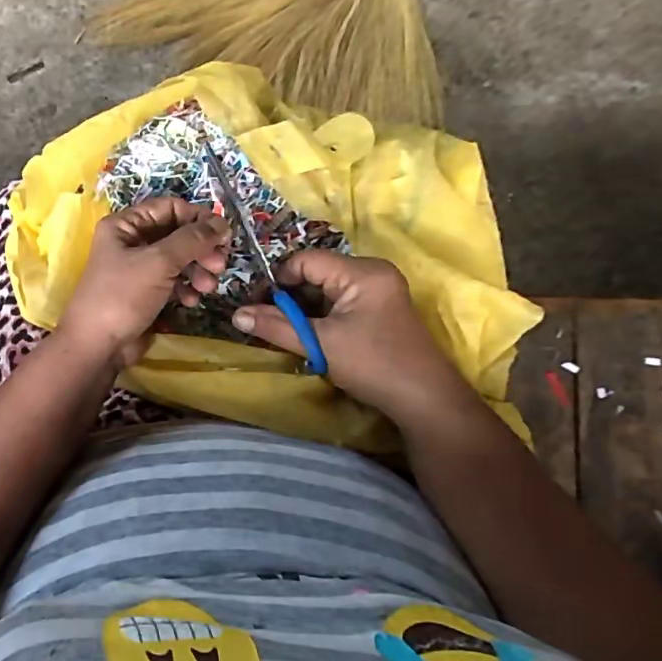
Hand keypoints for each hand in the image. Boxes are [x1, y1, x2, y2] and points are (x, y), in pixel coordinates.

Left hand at [56, 198, 229, 367]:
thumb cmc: (123, 296)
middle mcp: (130, 243)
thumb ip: (192, 240)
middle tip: (220, 265)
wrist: (98, 346)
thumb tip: (221, 224)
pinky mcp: (145, 293)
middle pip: (177, 234)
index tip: (223, 234)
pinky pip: (172, 282)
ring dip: (197, 270)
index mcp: (125, 225)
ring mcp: (137, 269)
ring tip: (207, 287)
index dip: (197, 217)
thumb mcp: (158, 262)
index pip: (169, 208)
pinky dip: (185, 288)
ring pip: (178, 259)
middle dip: (200, 248)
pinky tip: (191, 301)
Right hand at [230, 251, 473, 421]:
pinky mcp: (378, 307)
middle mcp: (372, 272)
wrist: (425, 399)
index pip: (305, 261)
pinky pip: (337, 300)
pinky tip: (307, 334)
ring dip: (302, 308)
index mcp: (362, 272)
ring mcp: (378, 289)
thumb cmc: (373, 365)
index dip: (277, 280)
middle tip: (266, 320)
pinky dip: (318, 314)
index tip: (257, 306)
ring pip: (324, 288)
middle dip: (288, 296)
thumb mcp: (319, 345)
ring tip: (284, 330)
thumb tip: (236, 314)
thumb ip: (275, 327)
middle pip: (314, 272)